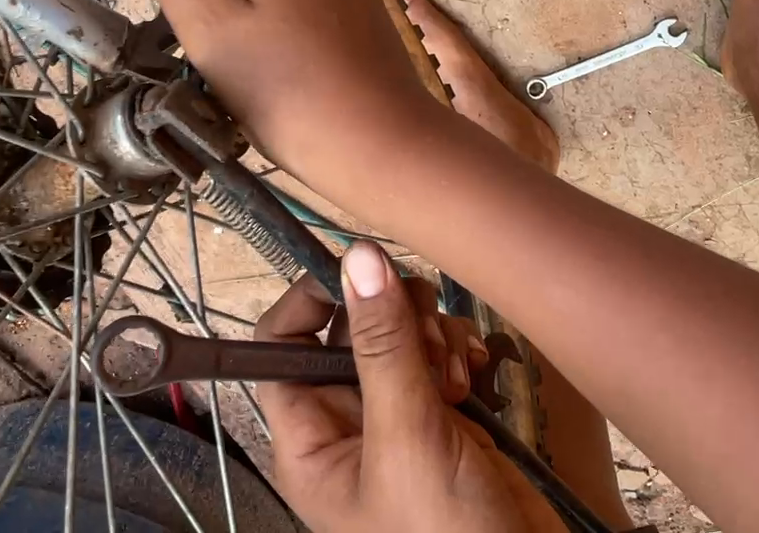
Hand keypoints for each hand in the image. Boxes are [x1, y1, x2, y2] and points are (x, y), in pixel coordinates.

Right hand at [91, 0, 437, 176]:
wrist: (380, 145)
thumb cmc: (288, 93)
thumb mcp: (210, 26)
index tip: (189, 35)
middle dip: (212, 2)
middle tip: (225, 63)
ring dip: (245, 20)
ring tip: (258, 72)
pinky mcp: (359, 4)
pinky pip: (298, 3)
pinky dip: (281, 31)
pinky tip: (290, 71)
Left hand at [255, 241, 567, 532]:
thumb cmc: (445, 530)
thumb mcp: (408, 437)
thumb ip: (384, 344)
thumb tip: (358, 253)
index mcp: (310, 436)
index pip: (282, 343)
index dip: (312, 298)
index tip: (362, 269)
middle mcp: (346, 419)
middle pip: (351, 327)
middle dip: (394, 318)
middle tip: (429, 338)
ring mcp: (396, 413)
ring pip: (399, 331)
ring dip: (433, 335)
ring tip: (457, 373)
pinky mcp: (440, 412)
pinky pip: (438, 351)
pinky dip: (458, 348)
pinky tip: (477, 369)